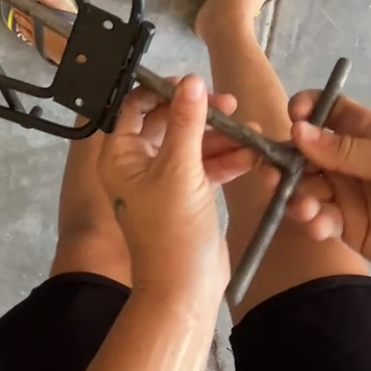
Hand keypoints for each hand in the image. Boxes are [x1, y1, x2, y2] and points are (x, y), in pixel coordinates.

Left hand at [97, 76, 263, 300]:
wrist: (186, 289)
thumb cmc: (173, 227)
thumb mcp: (180, 168)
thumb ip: (186, 121)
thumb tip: (191, 81)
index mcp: (119, 154)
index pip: (134, 106)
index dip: (163, 90)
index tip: (195, 83)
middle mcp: (135, 163)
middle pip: (166, 122)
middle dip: (199, 114)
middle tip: (230, 105)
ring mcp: (161, 179)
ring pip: (189, 144)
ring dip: (219, 138)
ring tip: (251, 130)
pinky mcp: (185, 195)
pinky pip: (203, 168)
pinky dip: (224, 161)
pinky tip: (251, 157)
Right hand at [289, 93, 370, 298]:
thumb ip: (346, 149)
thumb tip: (296, 131)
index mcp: (366, 133)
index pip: (325, 109)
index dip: (303, 111)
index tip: (291, 124)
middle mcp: (349, 160)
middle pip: (301, 151)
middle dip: (282, 159)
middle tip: (270, 173)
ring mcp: (346, 194)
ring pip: (303, 186)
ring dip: (295, 195)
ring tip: (305, 210)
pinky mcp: (346, 227)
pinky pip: (316, 218)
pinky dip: (311, 221)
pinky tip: (320, 228)